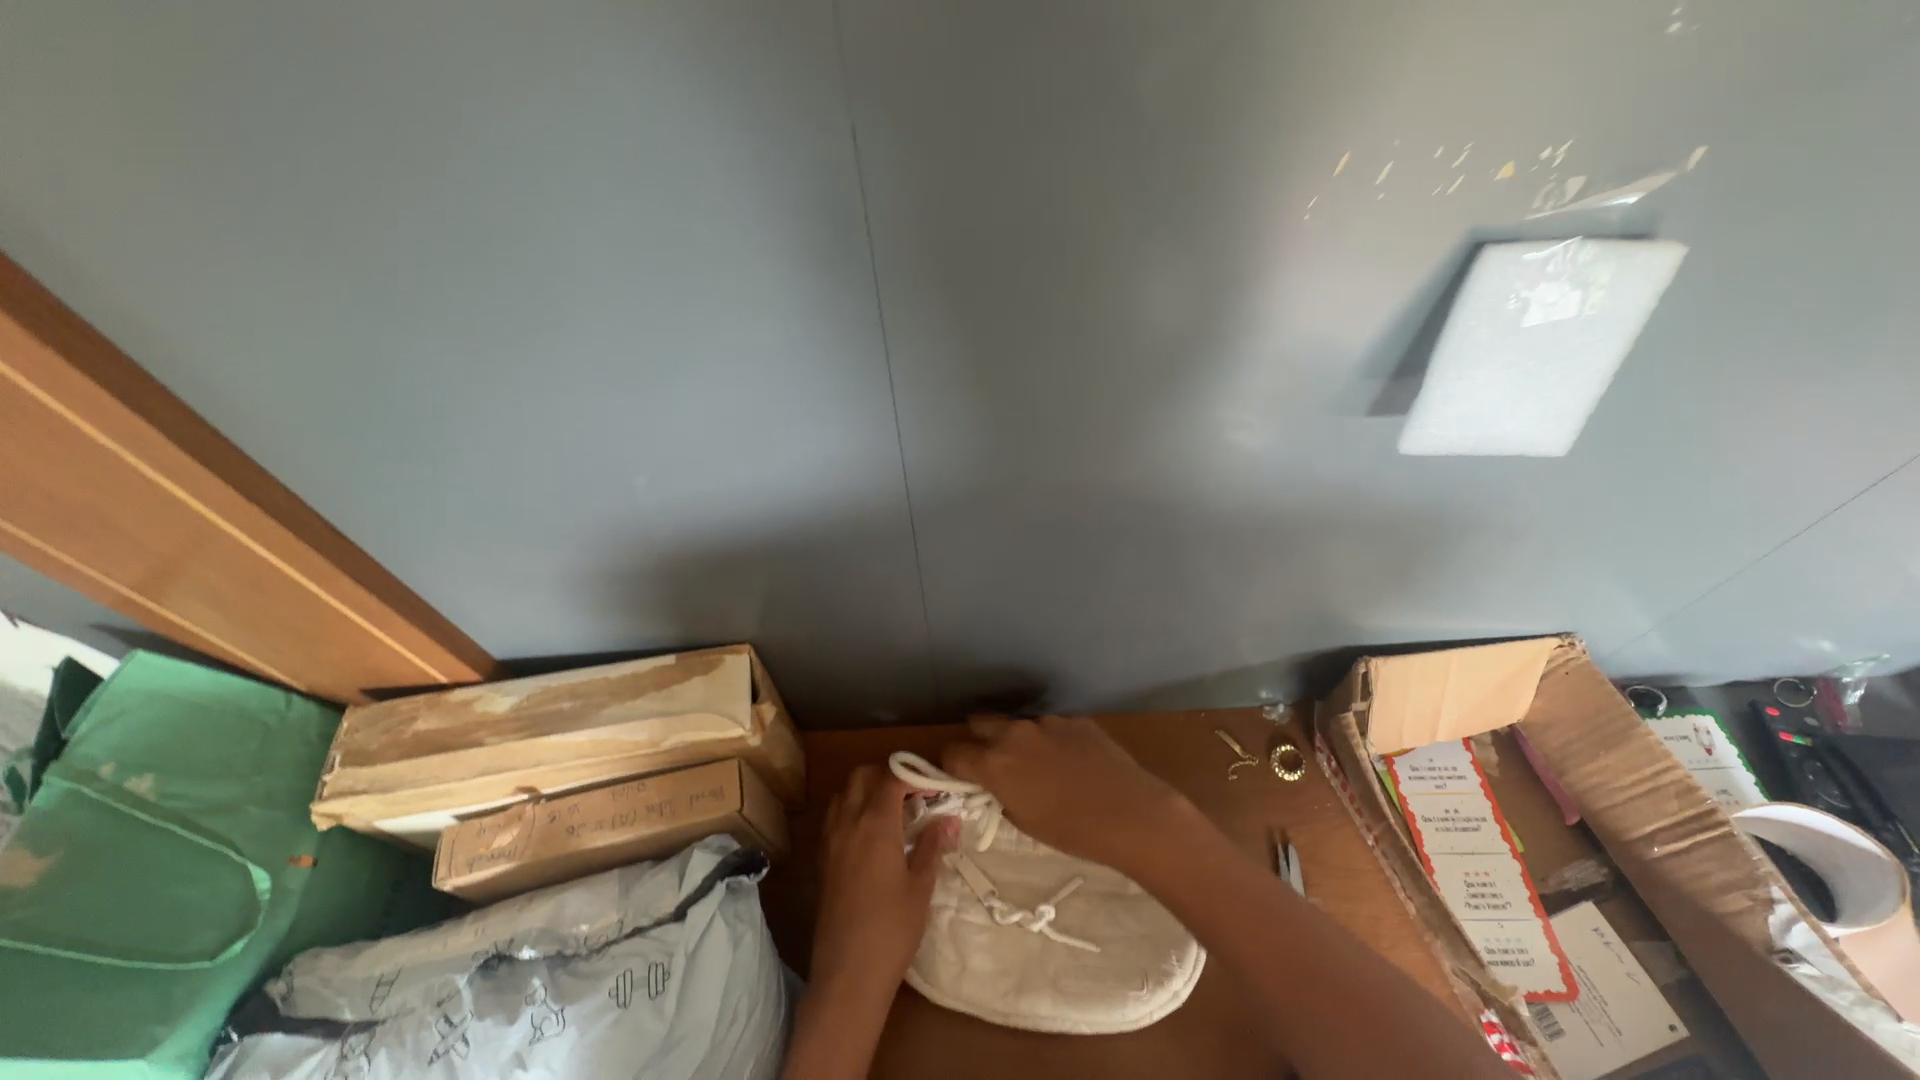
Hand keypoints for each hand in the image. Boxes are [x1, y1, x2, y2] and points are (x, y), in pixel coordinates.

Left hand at [809, 764, 957, 996]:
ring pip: (843, 794)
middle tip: (913, 794)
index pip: (891, 777)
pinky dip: (851, 811)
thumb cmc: (892, 928)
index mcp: (875, 824)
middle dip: (887, 774)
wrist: (848, 972)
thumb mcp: (921, 885)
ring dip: (866, 791)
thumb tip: (949, 818)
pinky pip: (834, 818)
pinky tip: (871, 837)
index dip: (914, 773)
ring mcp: (830, 840)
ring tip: (892, 812)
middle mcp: (847, 823)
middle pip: (861, 776)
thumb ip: (933, 845)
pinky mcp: (822, 859)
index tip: (935, 784)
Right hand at [942, 715, 1197, 873]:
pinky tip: (1072, 763)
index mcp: (995, 763)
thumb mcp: (1024, 822)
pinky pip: (1051, 727)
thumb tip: (997, 786)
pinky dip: (1051, 741)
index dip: (952, 766)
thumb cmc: (1072, 830)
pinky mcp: (1075, 719)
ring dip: (1018, 740)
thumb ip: (1001, 796)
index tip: (961, 777)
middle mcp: (1015, 734)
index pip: (953, 753)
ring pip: (1018, 724)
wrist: (1131, 812)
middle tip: (994, 765)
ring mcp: (1047, 722)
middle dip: (980, 741)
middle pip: (979, 723)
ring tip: (1041, 767)